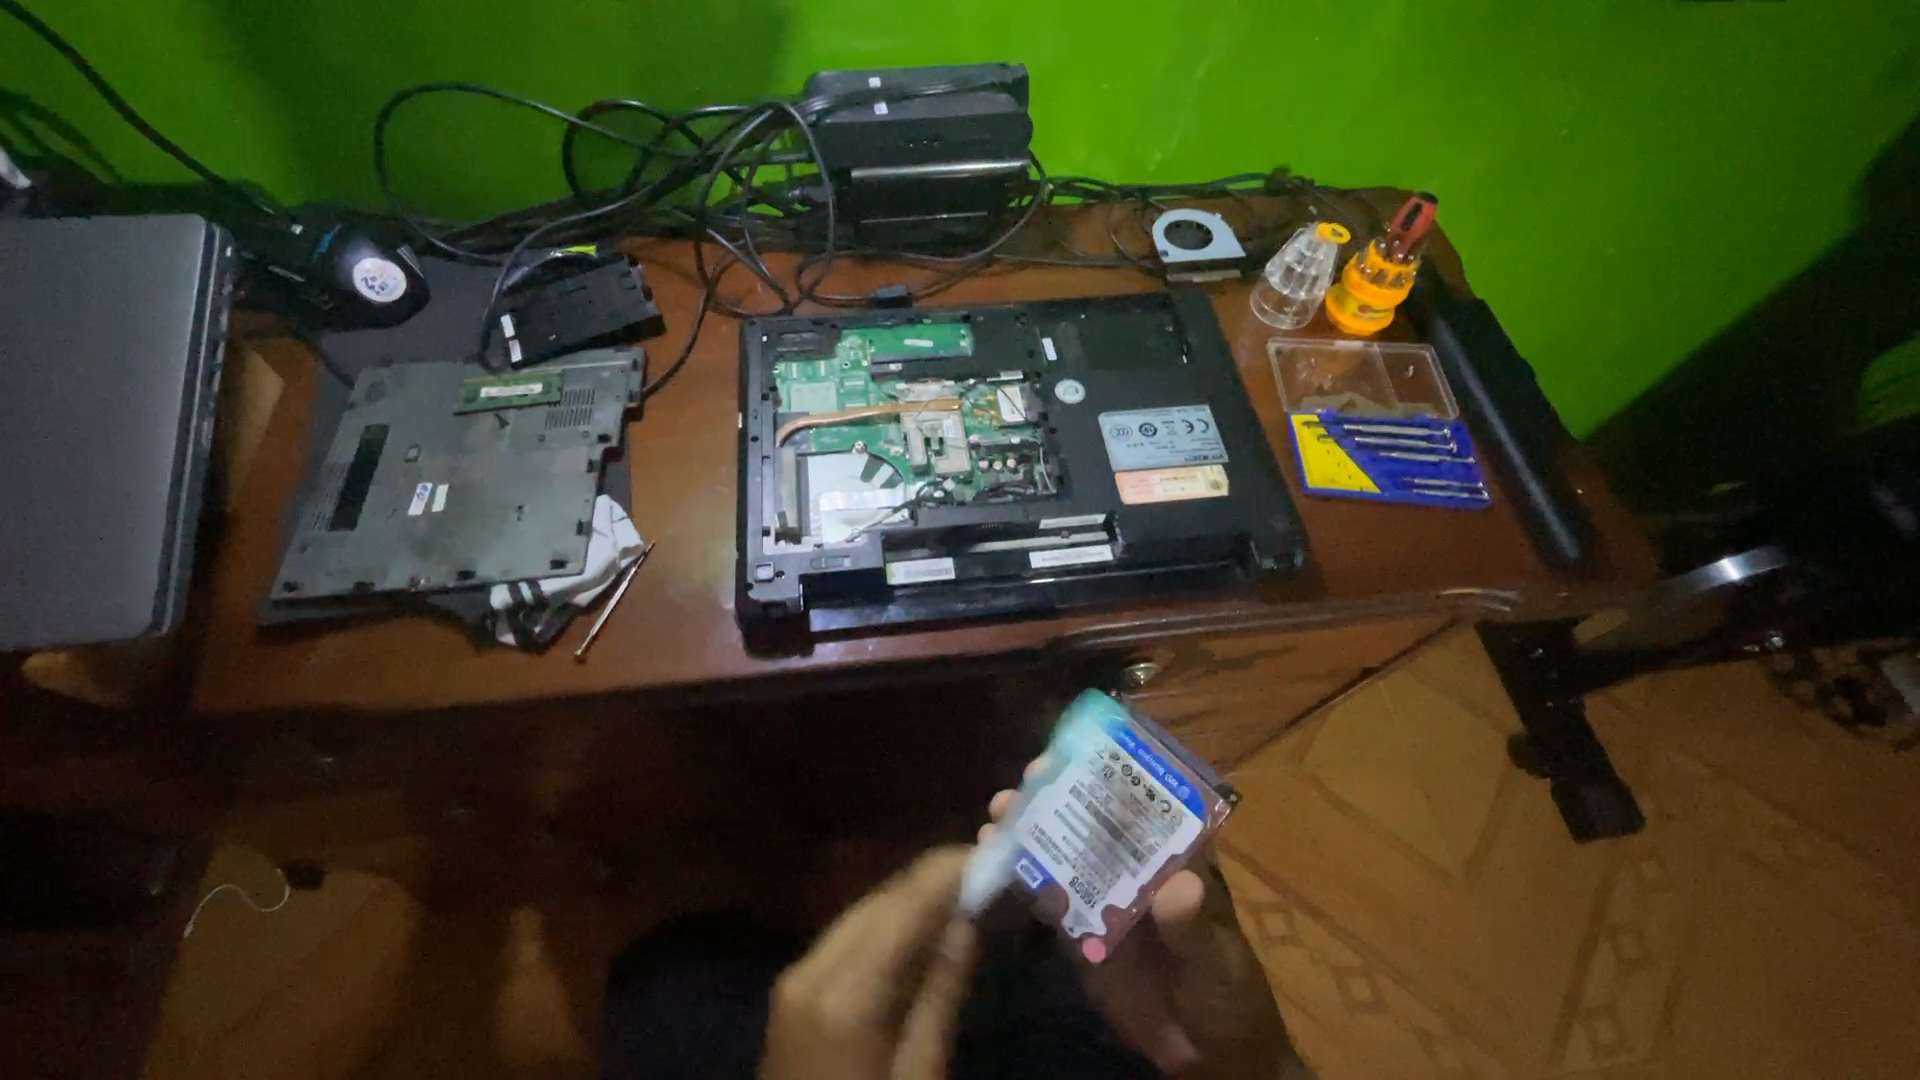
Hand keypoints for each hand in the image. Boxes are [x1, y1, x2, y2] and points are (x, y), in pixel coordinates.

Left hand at [761, 847, 978, 1079]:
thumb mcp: (920, 1078)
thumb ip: (940, 993)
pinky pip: (847, 938)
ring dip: (912, 899)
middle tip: (987, 873)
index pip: (906, 904)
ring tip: (964, 894)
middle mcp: (812, 968)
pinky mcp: (792, 990)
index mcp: (846, 995)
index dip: (949, 870)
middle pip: (882, 900)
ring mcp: (795, 977)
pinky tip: (920, 930)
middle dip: (933, 880)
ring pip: (864, 912)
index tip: (992, 850)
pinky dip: (887, 926)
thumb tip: (966, 922)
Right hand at [984, 760, 1306, 1079]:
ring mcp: (1104, 896)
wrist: (1206, 1054)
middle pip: (1096, 818)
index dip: (1116, 773)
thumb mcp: (1218, 958)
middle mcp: (1134, 866)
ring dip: (1032, 827)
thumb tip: (1179, 889)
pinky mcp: (1079, 933)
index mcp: (1175, 857)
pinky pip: (1048, 899)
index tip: (1085, 753)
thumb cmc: (1227, 990)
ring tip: (998, 812)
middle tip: (1030, 777)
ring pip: (1065, 850)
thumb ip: (1194, 926)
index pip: (1146, 802)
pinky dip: (1022, 879)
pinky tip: (994, 861)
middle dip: (1062, 792)